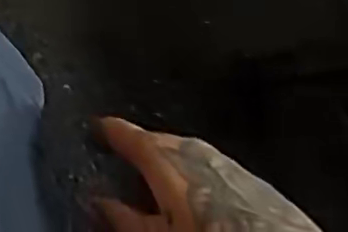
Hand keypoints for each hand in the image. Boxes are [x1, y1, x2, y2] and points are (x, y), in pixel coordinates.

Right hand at [94, 117, 320, 231]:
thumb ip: (127, 220)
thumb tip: (98, 200)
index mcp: (166, 160)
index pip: (129, 136)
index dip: (110, 131)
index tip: (94, 127)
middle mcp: (193, 151)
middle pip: (159, 141)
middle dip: (140, 145)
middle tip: (124, 156)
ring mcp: (226, 163)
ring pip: (187, 153)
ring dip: (169, 159)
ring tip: (158, 177)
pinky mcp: (253, 183)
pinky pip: (211, 166)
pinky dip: (194, 172)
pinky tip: (197, 194)